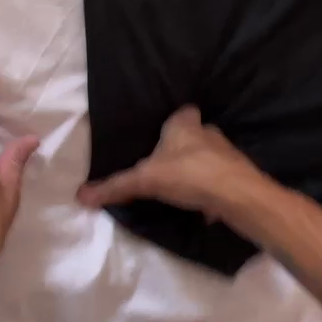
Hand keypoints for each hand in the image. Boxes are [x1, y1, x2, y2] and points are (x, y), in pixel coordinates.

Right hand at [76, 106, 267, 220]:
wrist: (238, 196)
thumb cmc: (189, 174)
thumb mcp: (145, 180)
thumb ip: (116, 186)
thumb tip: (80, 195)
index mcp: (185, 124)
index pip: (180, 114)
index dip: (173, 124)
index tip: (162, 137)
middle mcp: (208, 133)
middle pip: (195, 136)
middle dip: (185, 149)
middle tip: (168, 166)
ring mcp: (228, 155)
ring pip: (211, 158)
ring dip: (201, 170)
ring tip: (185, 189)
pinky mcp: (241, 177)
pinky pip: (223, 181)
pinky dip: (214, 191)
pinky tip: (205, 208)